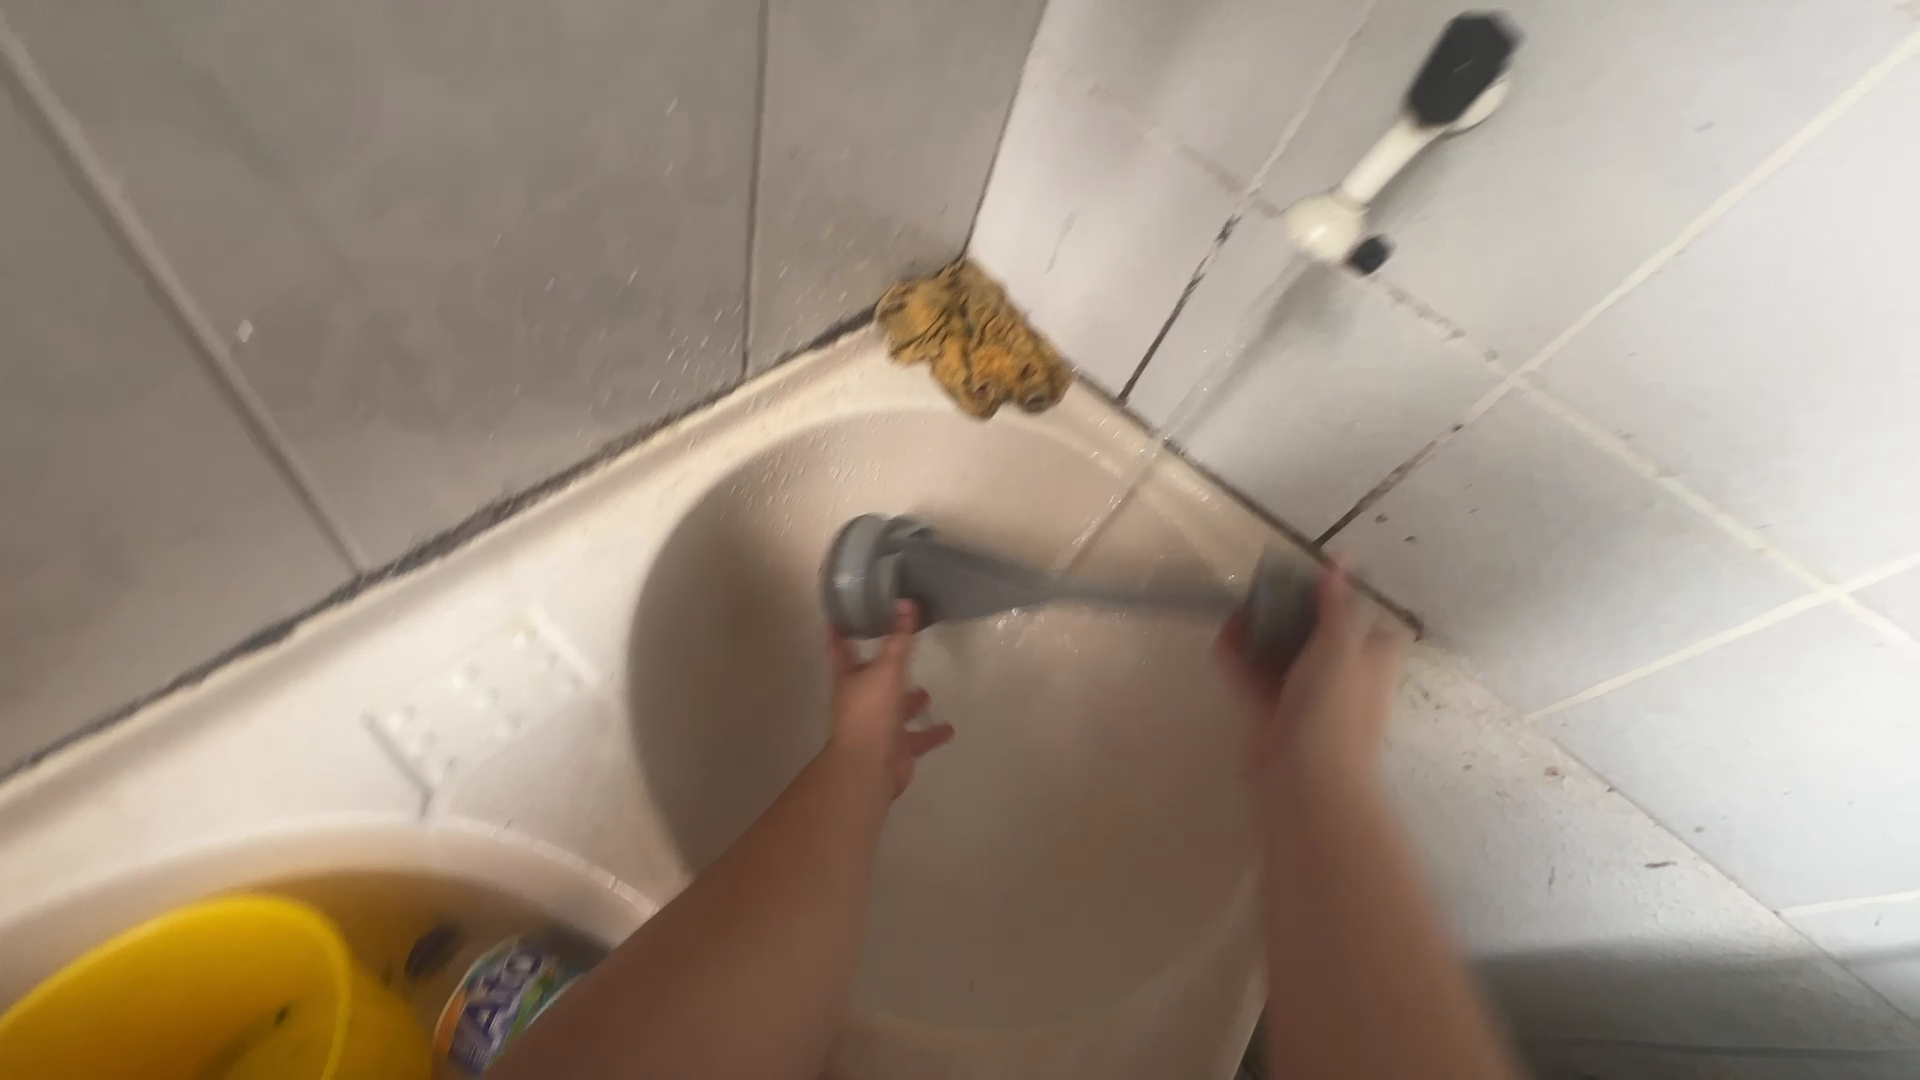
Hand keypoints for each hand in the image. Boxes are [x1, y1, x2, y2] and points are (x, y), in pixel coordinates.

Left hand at [828, 601, 955, 796]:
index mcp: (849, 679)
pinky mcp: (895, 747)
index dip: (839, 631)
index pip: (840, 648)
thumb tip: (905, 601)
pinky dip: (931, 733)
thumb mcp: (887, 669)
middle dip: (886, 668)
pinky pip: (916, 737)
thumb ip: (898, 638)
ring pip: (895, 709)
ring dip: (909, 702)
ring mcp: (877, 726)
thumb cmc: (871, 711)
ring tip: (927, 691)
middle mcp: (860, 701)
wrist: (868, 767)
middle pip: (872, 680)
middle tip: (901, 652)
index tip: (840, 614)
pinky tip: (949, 728)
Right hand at [1216, 563, 1403, 786]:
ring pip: (1280, 654)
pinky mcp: (1271, 711)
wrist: (1306, 778)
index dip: (1340, 601)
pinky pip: (1254, 676)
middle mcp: (1340, 675)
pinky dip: (1239, 657)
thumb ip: (1334, 604)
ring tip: (1233, 609)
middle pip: (1314, 634)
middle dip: (1285, 612)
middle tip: (1259, 589)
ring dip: (1257, 632)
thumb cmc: (1334, 707)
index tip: (1309, 581)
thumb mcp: (1339, 645)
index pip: (1363, 622)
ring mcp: (1304, 695)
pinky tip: (1221, 637)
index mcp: (1370, 660)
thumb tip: (1341, 560)